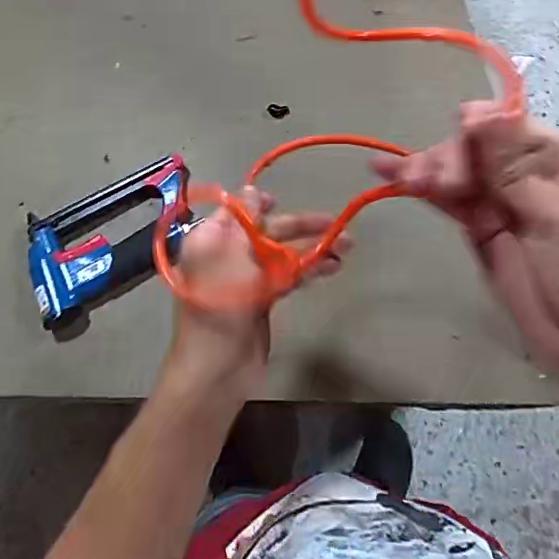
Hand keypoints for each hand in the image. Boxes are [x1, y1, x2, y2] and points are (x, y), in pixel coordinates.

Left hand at [159, 187, 347, 404]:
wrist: (217, 369)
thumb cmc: (221, 304)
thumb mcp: (231, 254)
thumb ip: (245, 221)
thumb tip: (251, 189)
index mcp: (210, 239)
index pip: (236, 211)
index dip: (260, 204)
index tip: (281, 201)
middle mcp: (226, 254)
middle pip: (266, 232)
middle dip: (299, 227)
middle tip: (336, 223)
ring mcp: (244, 279)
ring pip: (281, 255)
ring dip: (311, 249)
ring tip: (347, 246)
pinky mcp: (260, 300)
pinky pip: (286, 277)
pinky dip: (307, 270)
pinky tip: (333, 266)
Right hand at [372, 102, 558, 384]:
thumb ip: (513, 167)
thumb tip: (480, 110)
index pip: (514, 128)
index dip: (482, 126)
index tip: (457, 129)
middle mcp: (533, 174)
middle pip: (479, 148)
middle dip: (452, 158)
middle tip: (429, 179)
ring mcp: (505, 202)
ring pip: (460, 172)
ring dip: (428, 169)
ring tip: (400, 177)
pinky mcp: (482, 229)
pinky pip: (451, 200)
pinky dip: (424, 188)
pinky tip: (391, 176)